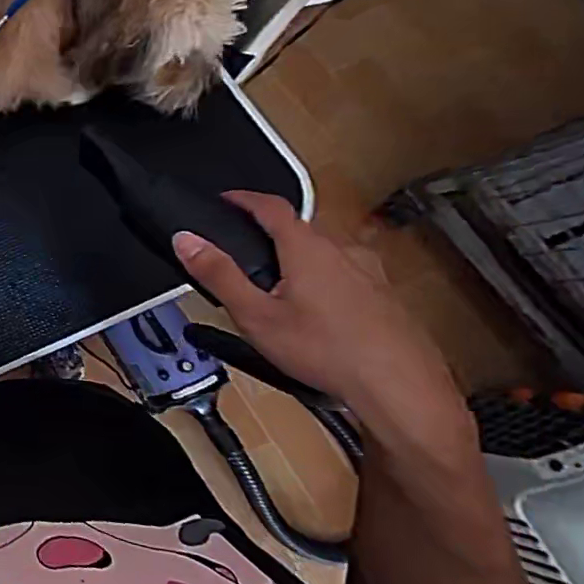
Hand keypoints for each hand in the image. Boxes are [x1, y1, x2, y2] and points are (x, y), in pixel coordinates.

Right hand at [172, 192, 463, 435]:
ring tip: (280, 292)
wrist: (396, 385)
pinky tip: (318, 317)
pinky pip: (346, 275)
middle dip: (271, 234)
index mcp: (307, 247)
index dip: (244, 198)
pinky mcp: (384, 294)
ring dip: (300, 261)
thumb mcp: (256, 316)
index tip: (228, 199)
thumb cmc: (329, 351)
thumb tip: (187, 240)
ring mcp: (368, 271)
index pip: (271, 204)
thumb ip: (218, 274)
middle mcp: (342, 250)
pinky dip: (326, 283)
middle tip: (249, 253)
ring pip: (325, 253)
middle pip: (299, 228)